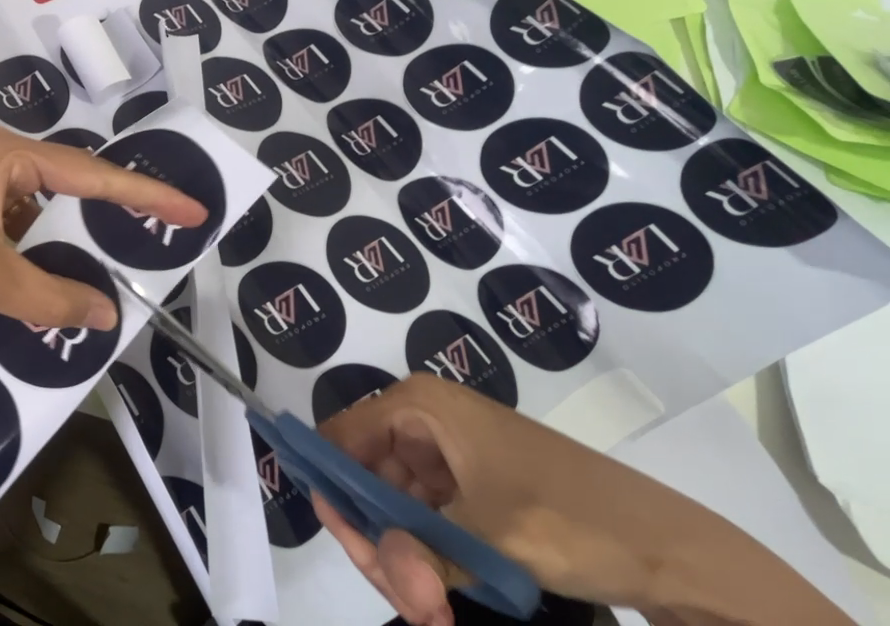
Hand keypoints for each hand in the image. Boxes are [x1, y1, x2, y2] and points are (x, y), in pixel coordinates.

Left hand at [0, 127, 205, 328]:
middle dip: (102, 223)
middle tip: (150, 249)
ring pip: (32, 214)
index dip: (146, 194)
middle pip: (64, 189)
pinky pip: (5, 229)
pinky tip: (45, 288)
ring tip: (102, 280)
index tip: (193, 210)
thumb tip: (106, 311)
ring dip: (60, 247)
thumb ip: (50, 294)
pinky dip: (26, 256)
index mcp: (4, 154)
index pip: (92, 172)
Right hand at [311, 375, 848, 625]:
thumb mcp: (494, 540)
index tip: (355, 548)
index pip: (339, 438)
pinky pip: (420, 516)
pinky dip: (424, 556)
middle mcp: (423, 419)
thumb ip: (423, 557)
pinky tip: (441, 596)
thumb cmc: (578, 521)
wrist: (677, 551)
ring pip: (389, 505)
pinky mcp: (466, 485)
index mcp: (419, 405)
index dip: (333, 489)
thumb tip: (389, 576)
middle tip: (408, 598)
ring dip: (400, 557)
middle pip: (361, 477)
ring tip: (431, 609)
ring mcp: (444, 453)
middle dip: (376, 541)